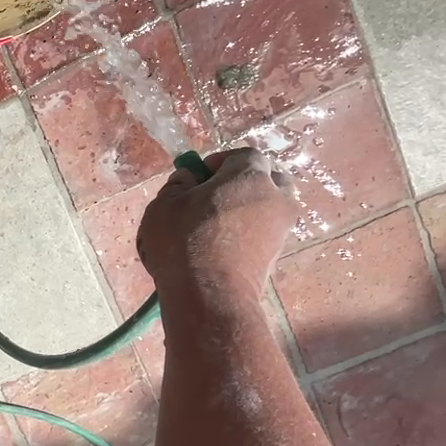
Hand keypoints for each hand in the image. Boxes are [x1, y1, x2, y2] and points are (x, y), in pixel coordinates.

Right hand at [137, 148, 299, 310]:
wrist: (209, 291)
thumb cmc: (182, 241)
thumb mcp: (163, 205)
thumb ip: (177, 185)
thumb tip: (189, 179)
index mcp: (249, 176)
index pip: (243, 154)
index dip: (218, 162)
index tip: (196, 177)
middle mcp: (276, 194)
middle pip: (266, 176)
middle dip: (241, 180)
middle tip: (210, 195)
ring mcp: (282, 223)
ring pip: (269, 201)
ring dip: (247, 204)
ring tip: (216, 220)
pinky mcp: (278, 248)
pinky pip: (266, 226)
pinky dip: (249, 226)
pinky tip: (223, 241)